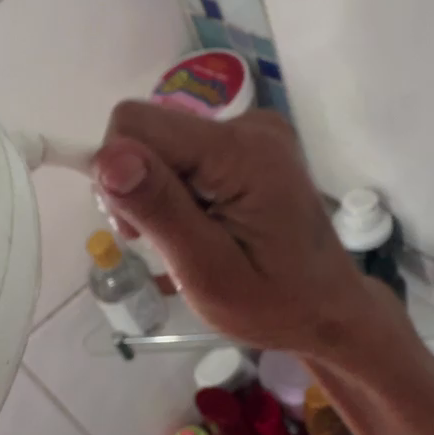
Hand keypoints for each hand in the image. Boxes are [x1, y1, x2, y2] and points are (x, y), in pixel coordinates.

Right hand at [92, 103, 389, 357]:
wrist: (327, 309)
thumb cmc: (272, 305)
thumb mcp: (207, 272)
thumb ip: (159, 209)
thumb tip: (106, 157)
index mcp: (242, 152)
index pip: (136, 125)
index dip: (117, 174)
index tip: (137, 230)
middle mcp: (247, 125)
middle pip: (144, 130)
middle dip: (134, 187)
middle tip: (161, 240)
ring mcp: (249, 131)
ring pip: (155, 143)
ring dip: (151, 193)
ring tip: (184, 237)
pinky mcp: (244, 142)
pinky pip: (177, 152)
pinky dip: (170, 190)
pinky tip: (196, 223)